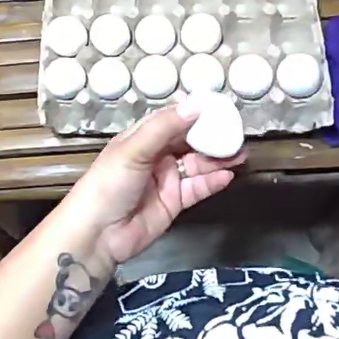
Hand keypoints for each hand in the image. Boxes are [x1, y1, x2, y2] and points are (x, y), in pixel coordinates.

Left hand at [57, 100, 244, 265]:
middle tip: (236, 130)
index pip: (170, 119)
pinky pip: (197, 188)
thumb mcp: (134, 149)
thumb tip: (195, 105)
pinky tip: (228, 174)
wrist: (98, 233)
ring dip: (217, 158)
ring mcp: (165, 179)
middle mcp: (154, 156)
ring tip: (240, 152)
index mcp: (139, 138)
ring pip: (196, 164)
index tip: (217, 106)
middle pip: (188, 141)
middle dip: (211, 135)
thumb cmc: (108, 184)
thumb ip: (165, 127)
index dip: (192, 112)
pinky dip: (213, 181)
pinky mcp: (173, 202)